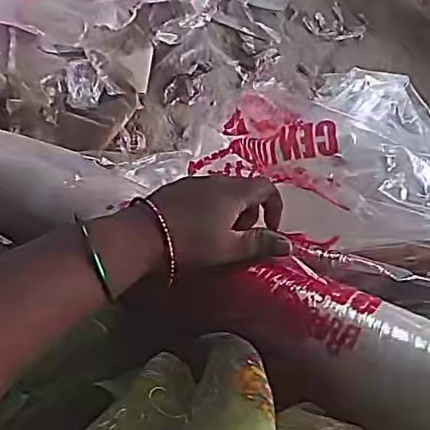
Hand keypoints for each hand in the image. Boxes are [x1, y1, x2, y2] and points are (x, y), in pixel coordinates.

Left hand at [141, 175, 289, 270]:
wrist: (141, 235)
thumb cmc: (191, 243)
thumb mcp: (230, 249)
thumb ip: (260, 244)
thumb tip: (288, 243)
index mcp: (235, 191)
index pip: (267, 188)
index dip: (275, 207)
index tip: (269, 230)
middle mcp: (217, 179)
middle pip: (245, 189)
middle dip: (251, 213)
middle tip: (242, 238)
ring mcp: (194, 181)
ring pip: (223, 191)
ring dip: (230, 211)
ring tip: (219, 237)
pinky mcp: (176, 188)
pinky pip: (203, 194)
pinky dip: (211, 208)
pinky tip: (197, 229)